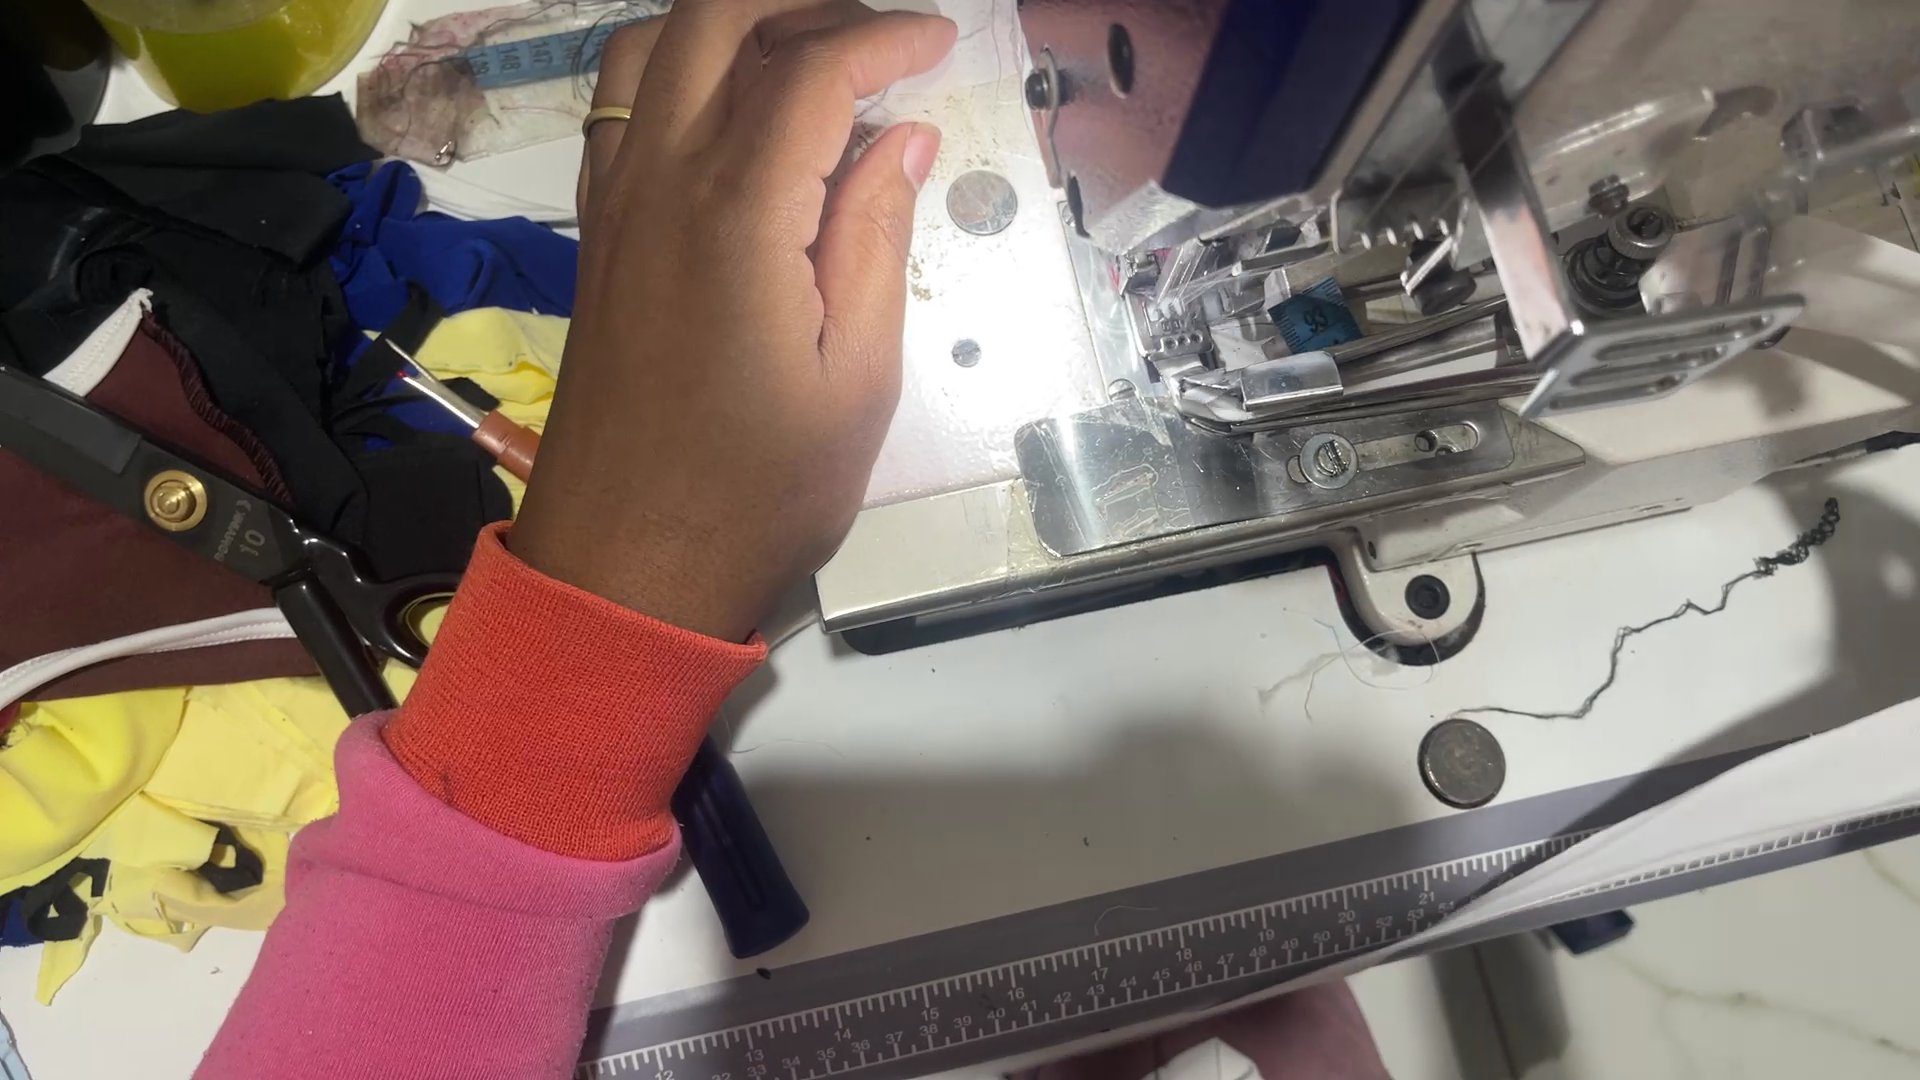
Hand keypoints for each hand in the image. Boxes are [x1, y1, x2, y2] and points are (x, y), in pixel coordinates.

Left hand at [514, 0, 955, 641]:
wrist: (635, 562)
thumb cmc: (764, 491)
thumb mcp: (858, 381)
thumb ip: (875, 242)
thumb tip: (902, 139)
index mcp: (740, 218)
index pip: (811, 72)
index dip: (883, 36)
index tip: (941, 40)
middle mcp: (662, 185)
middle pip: (720, 22)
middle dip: (809, 5)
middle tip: (882, 35)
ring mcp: (616, 208)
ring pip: (657, 49)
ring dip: (735, 24)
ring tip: (808, 54)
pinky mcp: (599, 240)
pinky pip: (626, 110)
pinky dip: (682, 71)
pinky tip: (731, 110)